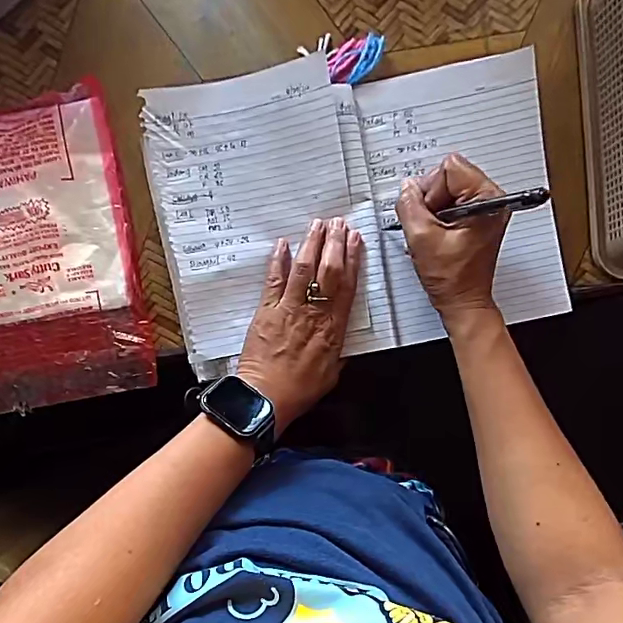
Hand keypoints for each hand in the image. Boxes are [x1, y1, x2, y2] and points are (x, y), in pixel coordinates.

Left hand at [235, 216, 363, 431]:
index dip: (353, 260)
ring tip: (317, 225)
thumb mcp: (331, 374)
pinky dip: (278, 261)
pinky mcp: (267, 312)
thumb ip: (339, 354)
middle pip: (329, 272)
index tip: (356, 240)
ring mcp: (290, 311)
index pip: (347, 287)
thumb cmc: (299, 392)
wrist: (267, 399)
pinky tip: (282, 244)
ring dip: (311, 244)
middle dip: (335, 244)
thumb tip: (343, 345)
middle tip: (339, 223)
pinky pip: (274, 281)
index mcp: (334, 330)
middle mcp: (315, 315)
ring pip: (304, 271)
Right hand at [397, 153, 507, 329]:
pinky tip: (436, 235)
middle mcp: (491, 199)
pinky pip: (450, 202)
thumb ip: (409, 206)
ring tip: (434, 234)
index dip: (430, 190)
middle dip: (431, 200)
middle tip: (430, 226)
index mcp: (486, 199)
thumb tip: (406, 188)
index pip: (449, 168)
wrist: (462, 300)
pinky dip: (437, 216)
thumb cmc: (453, 279)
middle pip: (449, 175)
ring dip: (432, 210)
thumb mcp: (421, 238)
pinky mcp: (477, 217)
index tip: (429, 215)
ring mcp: (484, 209)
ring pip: (447, 189)